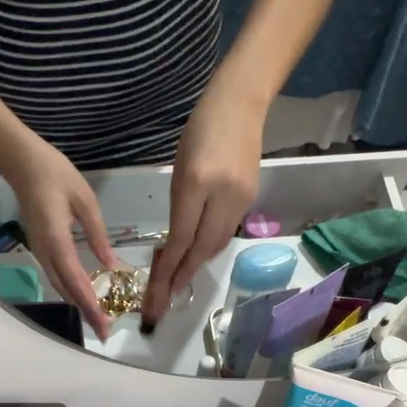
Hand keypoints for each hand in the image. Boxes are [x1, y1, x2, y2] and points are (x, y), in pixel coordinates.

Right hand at [0, 132, 120, 338]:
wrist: (22, 163)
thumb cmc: (55, 174)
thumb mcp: (85, 200)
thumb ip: (97, 234)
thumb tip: (110, 265)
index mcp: (57, 240)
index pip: (76, 281)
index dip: (90, 305)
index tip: (103, 324)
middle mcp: (46, 252)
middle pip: (67, 290)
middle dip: (85, 313)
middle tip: (103, 332)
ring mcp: (40, 251)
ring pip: (60, 286)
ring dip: (78, 304)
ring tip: (95, 320)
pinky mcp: (41, 248)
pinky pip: (57, 276)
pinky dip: (71, 291)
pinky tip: (83, 296)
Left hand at [143, 87, 265, 325]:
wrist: (240, 104)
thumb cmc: (199, 130)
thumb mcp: (179, 169)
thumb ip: (179, 207)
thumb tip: (174, 245)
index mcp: (197, 184)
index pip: (180, 239)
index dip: (167, 271)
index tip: (156, 296)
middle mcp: (222, 196)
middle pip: (201, 250)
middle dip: (180, 278)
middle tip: (163, 302)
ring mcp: (240, 199)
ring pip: (215, 245)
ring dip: (195, 265)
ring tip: (175, 284)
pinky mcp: (250, 198)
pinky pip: (226, 232)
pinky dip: (209, 248)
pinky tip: (196, 255)